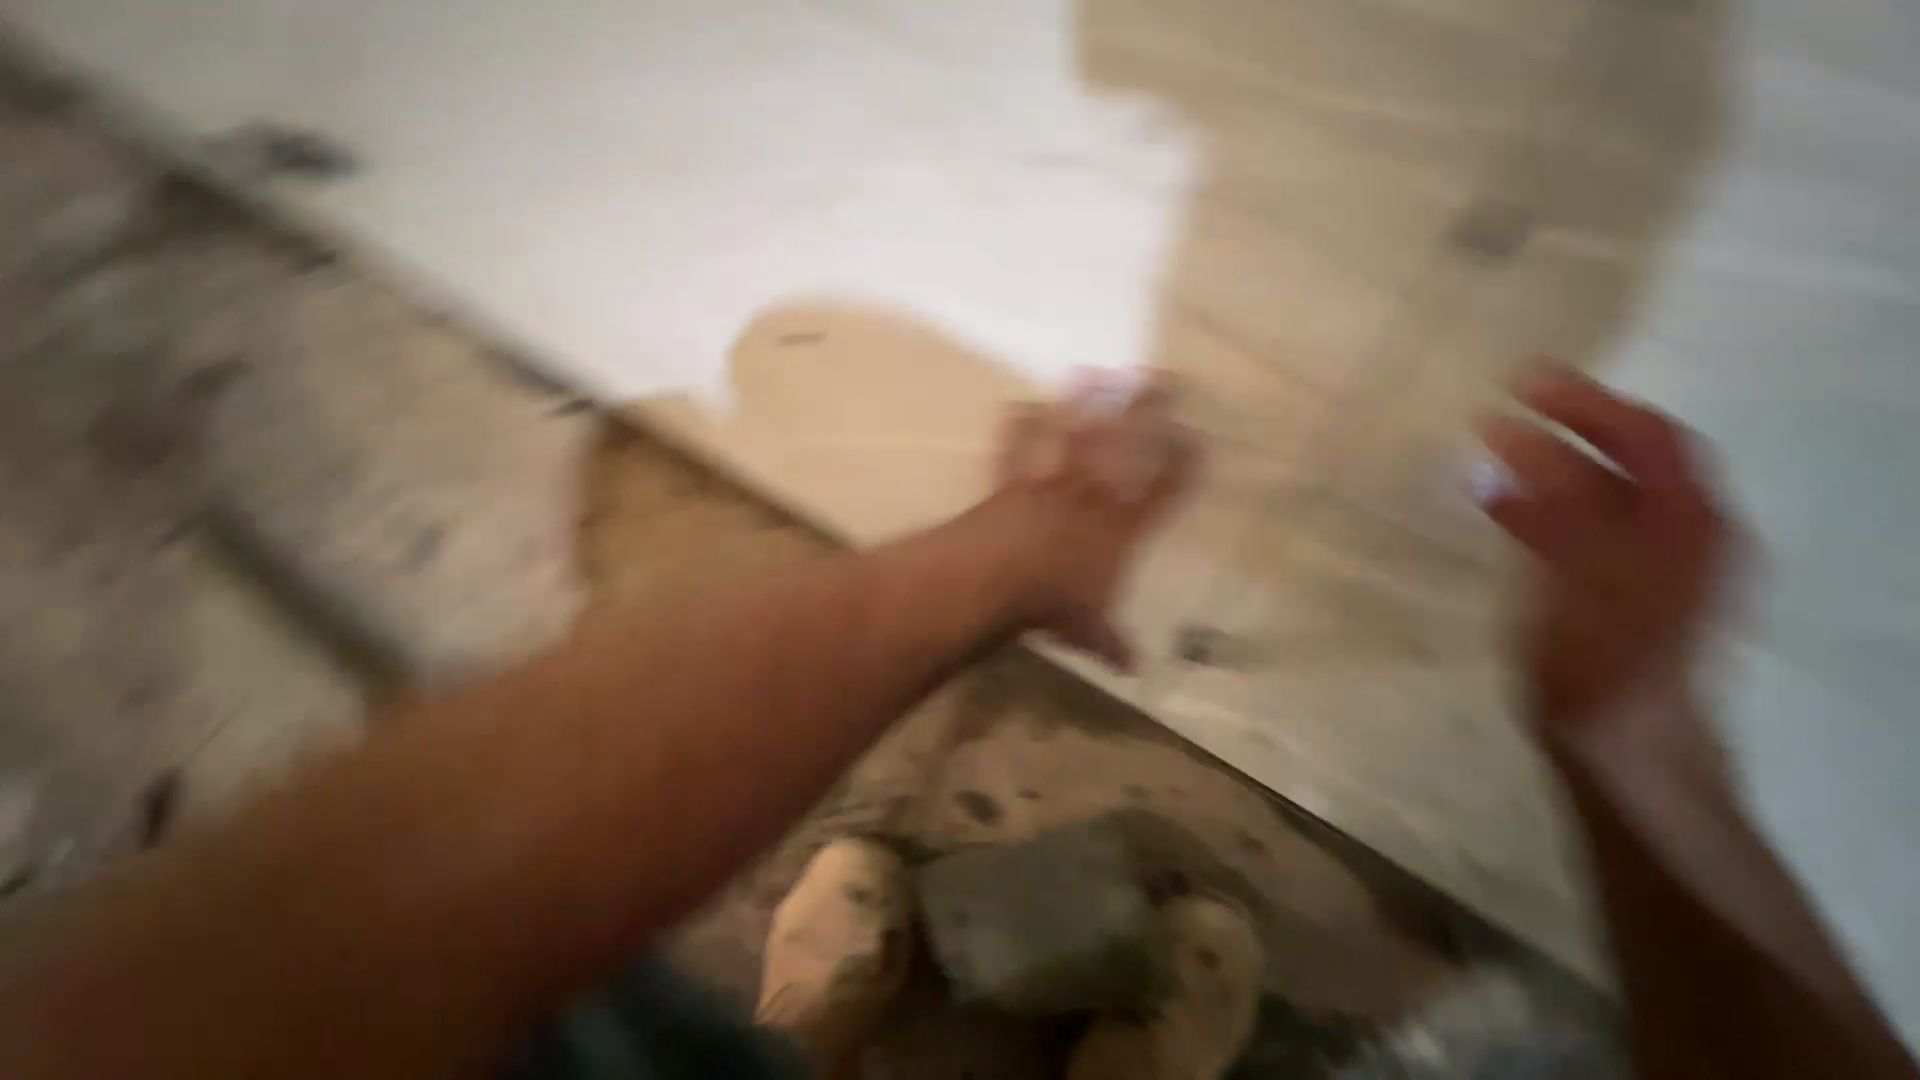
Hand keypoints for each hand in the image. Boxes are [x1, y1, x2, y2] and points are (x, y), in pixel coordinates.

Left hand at [992, 370, 1198, 672]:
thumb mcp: (1088, 631)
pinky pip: (1014, 449)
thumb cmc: (1053, 605)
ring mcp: (1051, 483)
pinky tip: (1021, 404)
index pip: (1164, 492)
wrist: (998, 581)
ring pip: (1073, 435)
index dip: (1183, 465)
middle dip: (1143, 412)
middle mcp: (1091, 497)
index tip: (1197, 439)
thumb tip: (1132, 668)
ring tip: (1097, 375)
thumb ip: (1111, 644)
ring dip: (1085, 404)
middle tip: (1157, 380)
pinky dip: (1016, 427)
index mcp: (1121, 530)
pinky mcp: (1011, 481)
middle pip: (1124, 447)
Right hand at [1476, 365, 1741, 744]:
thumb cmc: (1608, 663)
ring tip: (1499, 447)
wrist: (1631, 752)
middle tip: (1507, 403)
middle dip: (1572, 424)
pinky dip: (1549, 505)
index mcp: (1691, 524)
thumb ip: (1549, 509)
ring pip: (1607, 493)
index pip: (1646, 435)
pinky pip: (1587, 528)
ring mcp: (1658, 569)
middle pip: (1632, 458)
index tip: (1522, 379)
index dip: (1587, 402)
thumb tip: (1498, 453)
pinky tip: (1509, 510)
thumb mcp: (1584, 577)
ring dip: (1556, 463)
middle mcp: (1687, 536)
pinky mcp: (1623, 595)